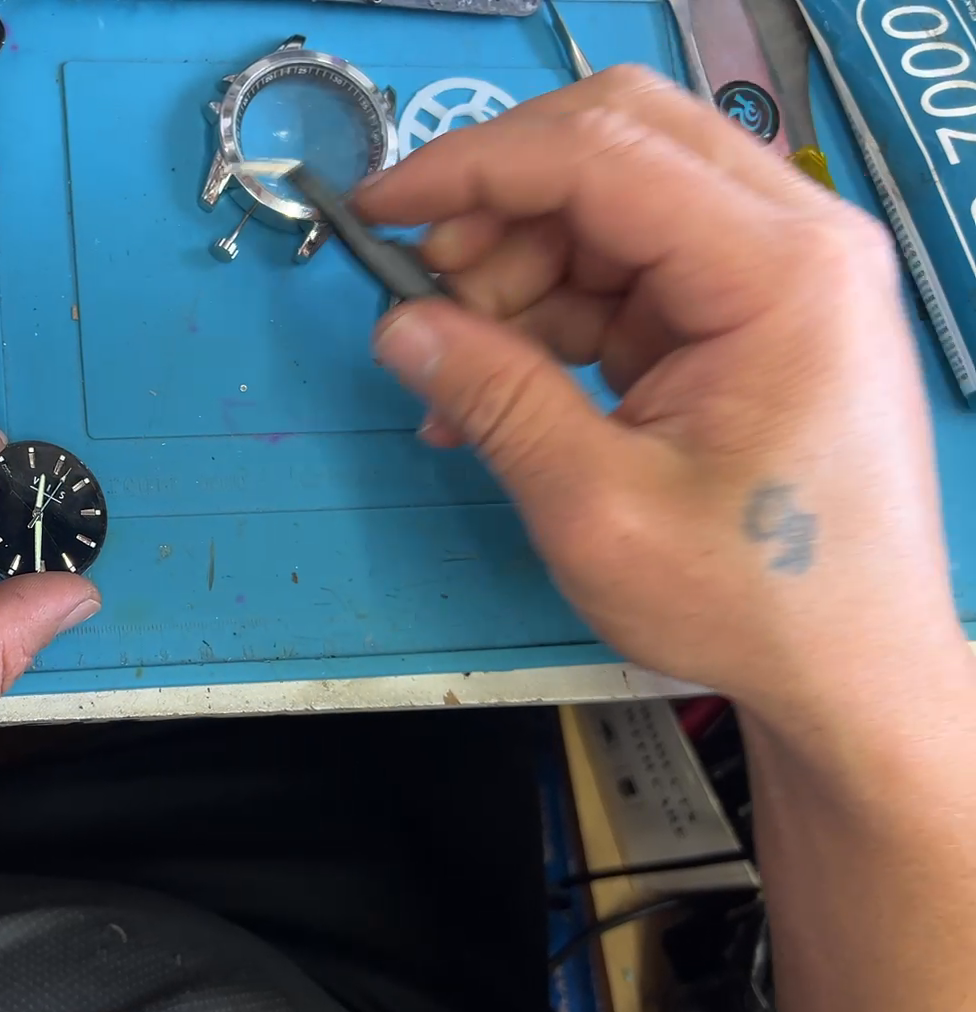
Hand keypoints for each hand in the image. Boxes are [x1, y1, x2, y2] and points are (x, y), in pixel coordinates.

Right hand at [350, 67, 971, 732]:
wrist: (837, 664)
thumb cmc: (735, 592)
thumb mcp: (589, 503)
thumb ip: (492, 398)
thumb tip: (394, 326)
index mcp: (773, 271)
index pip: (600, 155)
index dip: (468, 168)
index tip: (373, 211)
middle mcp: (780, 242)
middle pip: (608, 148)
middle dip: (488, 208)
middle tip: (418, 292)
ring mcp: (752, 277)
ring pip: (591, 215)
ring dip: (499, 280)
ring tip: (453, 382)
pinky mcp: (718, 317)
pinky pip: (597, 280)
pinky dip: (525, 324)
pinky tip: (484, 399)